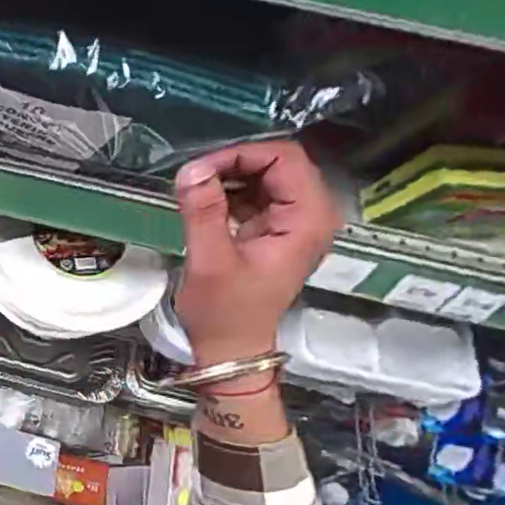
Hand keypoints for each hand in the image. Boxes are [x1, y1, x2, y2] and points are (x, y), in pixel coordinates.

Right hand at [172, 141, 342, 367]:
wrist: (231, 350)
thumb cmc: (224, 314)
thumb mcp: (209, 262)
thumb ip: (203, 212)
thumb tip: (192, 170)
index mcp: (307, 220)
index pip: (284, 159)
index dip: (241, 155)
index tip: (200, 169)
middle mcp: (312, 216)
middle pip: (279, 164)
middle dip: (234, 164)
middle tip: (195, 177)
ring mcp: (297, 224)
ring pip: (268, 177)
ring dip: (231, 178)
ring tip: (196, 190)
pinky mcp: (279, 231)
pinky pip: (260, 196)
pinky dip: (233, 193)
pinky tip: (206, 203)